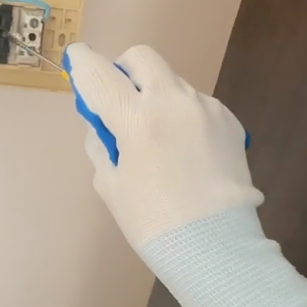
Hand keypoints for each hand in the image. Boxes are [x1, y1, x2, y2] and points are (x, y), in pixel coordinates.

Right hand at [64, 42, 306, 306]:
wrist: (218, 249)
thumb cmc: (152, 222)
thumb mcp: (109, 183)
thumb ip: (102, 142)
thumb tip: (104, 121)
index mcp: (136, 119)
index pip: (100, 74)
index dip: (83, 62)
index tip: (77, 57)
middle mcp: (173, 102)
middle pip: (142, 58)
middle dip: (125, 69)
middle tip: (120, 98)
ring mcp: (205, 108)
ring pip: (171, 82)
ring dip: (156, 96)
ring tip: (158, 137)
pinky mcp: (229, 120)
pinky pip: (195, 103)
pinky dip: (181, 114)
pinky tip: (184, 149)